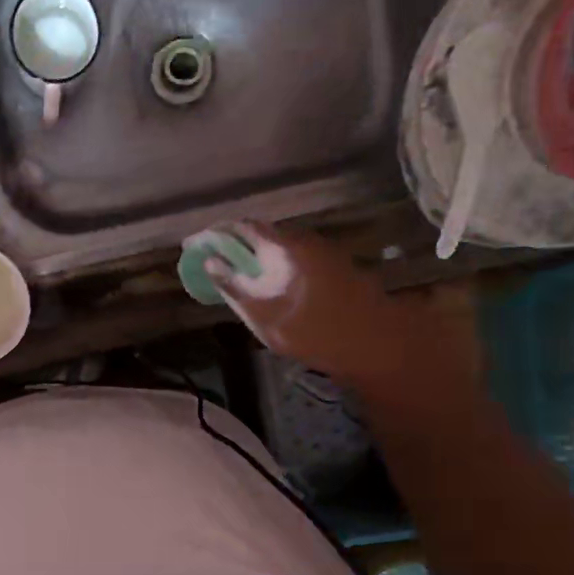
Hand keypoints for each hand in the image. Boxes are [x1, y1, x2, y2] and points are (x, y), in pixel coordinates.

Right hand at [206, 221, 473, 401]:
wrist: (380, 347)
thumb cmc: (315, 331)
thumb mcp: (264, 315)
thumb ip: (234, 286)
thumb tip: (210, 262)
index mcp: (286, 247)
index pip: (242, 227)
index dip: (214, 234)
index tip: (193, 245)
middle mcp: (307, 242)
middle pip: (262, 234)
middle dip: (233, 245)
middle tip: (212, 262)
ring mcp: (325, 255)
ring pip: (280, 247)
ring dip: (255, 257)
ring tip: (235, 275)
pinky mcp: (336, 270)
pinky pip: (295, 259)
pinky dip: (274, 266)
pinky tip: (268, 286)